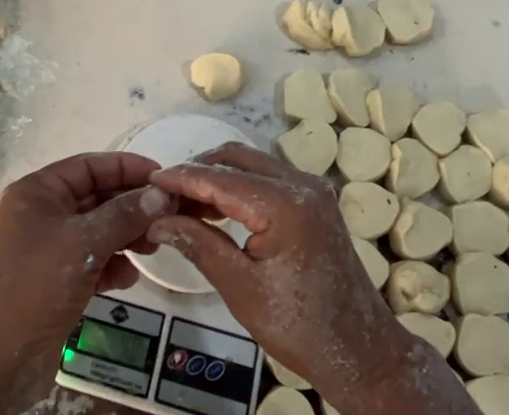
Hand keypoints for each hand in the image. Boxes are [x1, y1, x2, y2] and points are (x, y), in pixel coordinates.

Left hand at [0, 153, 179, 414]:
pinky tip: (129, 278)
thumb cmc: (34, 285)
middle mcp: (42, 214)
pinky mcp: (55, 281)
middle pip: (96, 197)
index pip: (88, 166)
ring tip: (153, 247)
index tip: (162, 176)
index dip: (126, 167)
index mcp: (38, 192)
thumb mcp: (82, 243)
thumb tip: (161, 194)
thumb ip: (124, 215)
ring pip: (97, 230)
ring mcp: (48, 249)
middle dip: (131, 206)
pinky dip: (112, 265)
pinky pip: (91, 261)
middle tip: (167, 216)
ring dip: (126, 236)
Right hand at [148, 144, 470, 413]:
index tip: (149, 182)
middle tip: (165, 195)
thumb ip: (198, 244)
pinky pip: (268, 177)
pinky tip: (216, 209)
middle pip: (236, 158)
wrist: (360, 351)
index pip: (219, 177)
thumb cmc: (298, 326)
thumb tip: (158, 220)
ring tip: (184, 203)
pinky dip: (239, 186)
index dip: (181, 178)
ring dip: (217, 177)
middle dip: (198, 171)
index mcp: (283, 203)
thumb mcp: (240, 287)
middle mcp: (300, 183)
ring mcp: (311, 188)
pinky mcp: (314, 200)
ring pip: (251, 164)